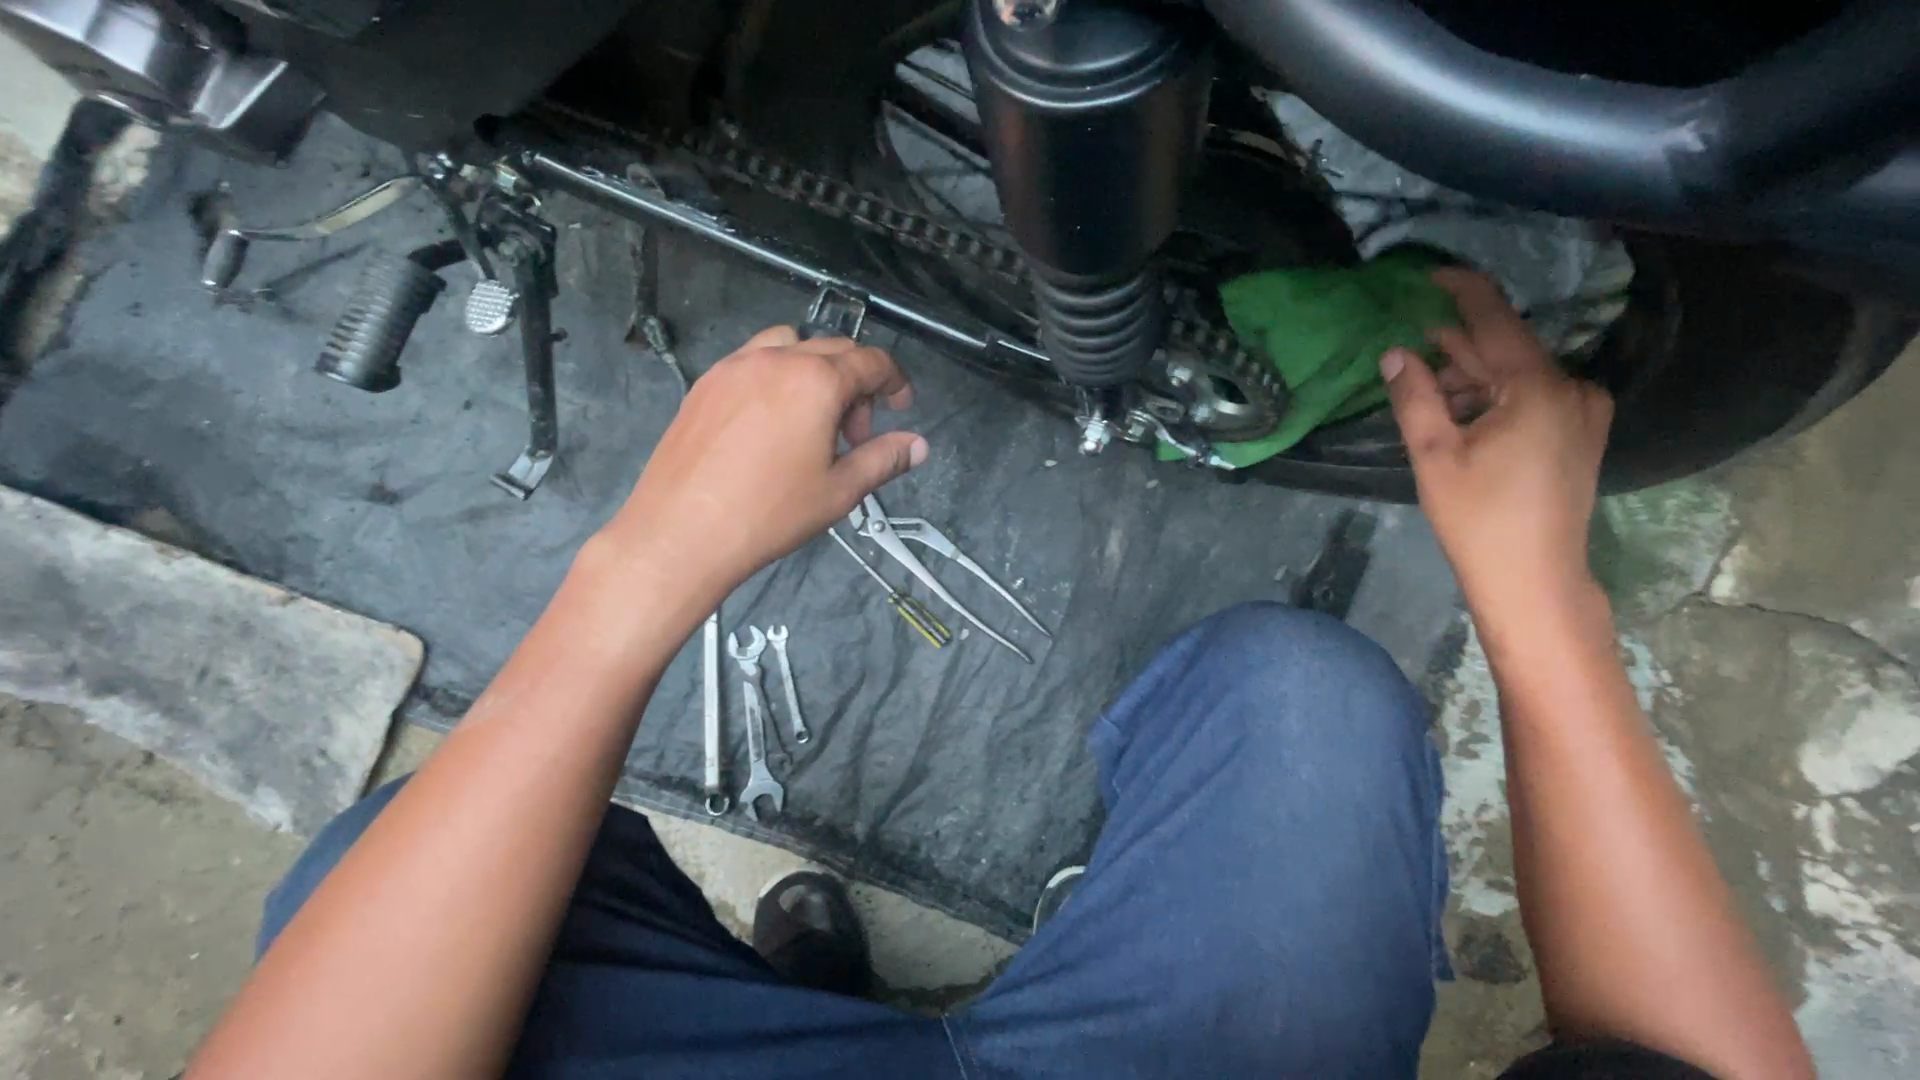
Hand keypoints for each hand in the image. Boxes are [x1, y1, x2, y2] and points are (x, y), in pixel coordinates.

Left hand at [599, 326, 926, 595]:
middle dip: (857, 384)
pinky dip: (777, 375)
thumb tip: (919, 445)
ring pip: (790, 346)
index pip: (871, 361)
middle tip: (854, 435)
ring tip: (811, 420)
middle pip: (834, 350)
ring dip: (814, 371)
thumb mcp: (839, 491)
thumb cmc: (770, 514)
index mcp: (817, 381)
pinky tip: (771, 422)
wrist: (682, 531)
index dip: (895, 382)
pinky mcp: (706, 382)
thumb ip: (884, 459)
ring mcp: (735, 366)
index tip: (902, 406)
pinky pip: (753, 360)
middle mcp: (777, 360)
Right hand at [1382, 269, 1613, 609]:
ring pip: (1519, 376)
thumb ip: (1414, 397)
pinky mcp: (1582, 434)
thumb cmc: (1478, 518)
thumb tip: (1396, 353)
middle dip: (1457, 347)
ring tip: (1427, 392)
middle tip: (1410, 346)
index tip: (1430, 274)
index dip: (1462, 293)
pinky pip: (1535, 398)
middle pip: (1506, 350)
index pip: (1495, 322)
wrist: (1534, 579)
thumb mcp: (1434, 456)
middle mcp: (1571, 389)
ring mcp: (1584, 412)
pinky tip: (1463, 414)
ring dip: (1473, 378)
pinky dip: (1496, 397)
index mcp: (1536, 388)